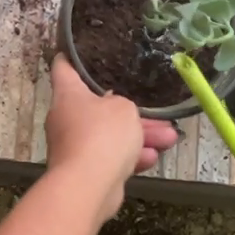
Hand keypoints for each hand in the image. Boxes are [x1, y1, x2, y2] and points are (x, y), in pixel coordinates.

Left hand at [45, 56, 177, 211]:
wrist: (87, 185)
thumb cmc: (102, 135)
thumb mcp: (123, 109)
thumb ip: (123, 105)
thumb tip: (116, 113)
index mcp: (68, 94)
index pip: (63, 68)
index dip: (71, 57)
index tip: (76, 49)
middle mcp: (66, 118)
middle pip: (99, 108)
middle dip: (131, 112)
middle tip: (160, 115)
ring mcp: (74, 146)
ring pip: (110, 136)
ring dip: (139, 137)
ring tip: (171, 138)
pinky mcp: (85, 170)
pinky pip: (110, 158)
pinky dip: (130, 158)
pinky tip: (153, 158)